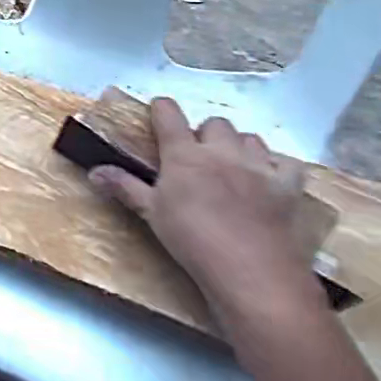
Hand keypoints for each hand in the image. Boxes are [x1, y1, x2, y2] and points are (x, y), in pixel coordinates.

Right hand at [90, 98, 318, 319]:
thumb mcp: (152, 215)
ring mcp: (258, 165)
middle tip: (199, 160)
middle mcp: (221, 150)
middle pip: (214, 123)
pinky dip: (279, 168)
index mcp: (185, 155)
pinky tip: (272, 181)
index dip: (162, 109)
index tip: (159, 112)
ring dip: (240, 147)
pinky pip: (287, 163)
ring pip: (250, 138)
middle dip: (206, 135)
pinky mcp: (287, 185)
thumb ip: (125, 188)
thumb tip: (94, 171)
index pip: (169, 114)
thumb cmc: (193, 242)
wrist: (250, 271)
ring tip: (234, 168)